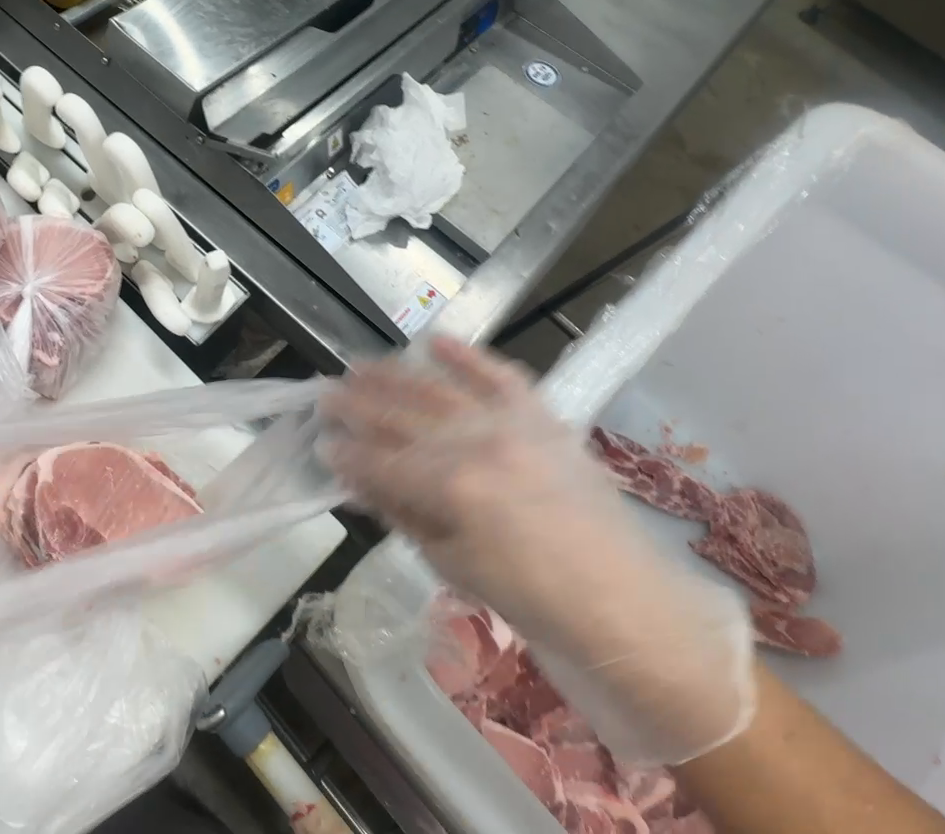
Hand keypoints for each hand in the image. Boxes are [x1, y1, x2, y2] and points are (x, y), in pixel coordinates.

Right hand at [319, 339, 753, 764]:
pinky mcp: (545, 420)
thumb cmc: (530, 598)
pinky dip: (468, 356)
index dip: (346, 455)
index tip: (321, 446)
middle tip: (325, 396)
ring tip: (359, 366)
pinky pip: (501, 376)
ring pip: (440, 389)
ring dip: (394, 376)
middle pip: (402, 417)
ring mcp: (515, 426)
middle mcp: (479, 444)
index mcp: (452, 488)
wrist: (623, 604)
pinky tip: (434, 342)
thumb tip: (361, 481)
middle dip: (357, 407)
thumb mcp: (451, 564)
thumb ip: (403, 513)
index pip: (380, 462)